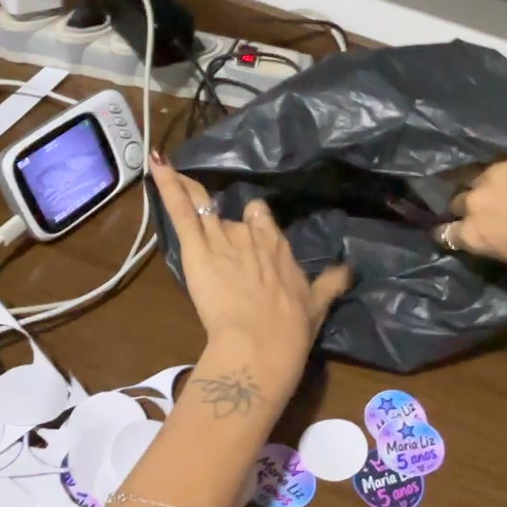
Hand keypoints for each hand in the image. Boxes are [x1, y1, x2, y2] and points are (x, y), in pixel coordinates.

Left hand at [150, 155, 351, 383]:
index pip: (264, 220)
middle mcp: (252, 236)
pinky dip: (169, 186)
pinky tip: (157, 163)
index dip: (255, 224)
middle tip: (214, 224)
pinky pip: (182, 212)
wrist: (261, 343)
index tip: (251, 230)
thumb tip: (349, 270)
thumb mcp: (317, 305)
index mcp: (278, 248)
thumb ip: (331, 283)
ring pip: (204, 206)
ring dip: (190, 190)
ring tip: (171, 171)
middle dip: (225, 219)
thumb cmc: (290, 329)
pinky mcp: (197, 249)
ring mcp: (223, 239)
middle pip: (236, 215)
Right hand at [445, 157, 506, 269]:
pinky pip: (501, 167)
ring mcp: (492, 177)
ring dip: (487, 187)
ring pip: (477, 179)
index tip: (459, 231)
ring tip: (504, 190)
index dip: (452, 231)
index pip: (445, 233)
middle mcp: (473, 204)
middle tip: (487, 210)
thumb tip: (491, 233)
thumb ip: (492, 241)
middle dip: (468, 206)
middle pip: (458, 202)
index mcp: (473, 235)